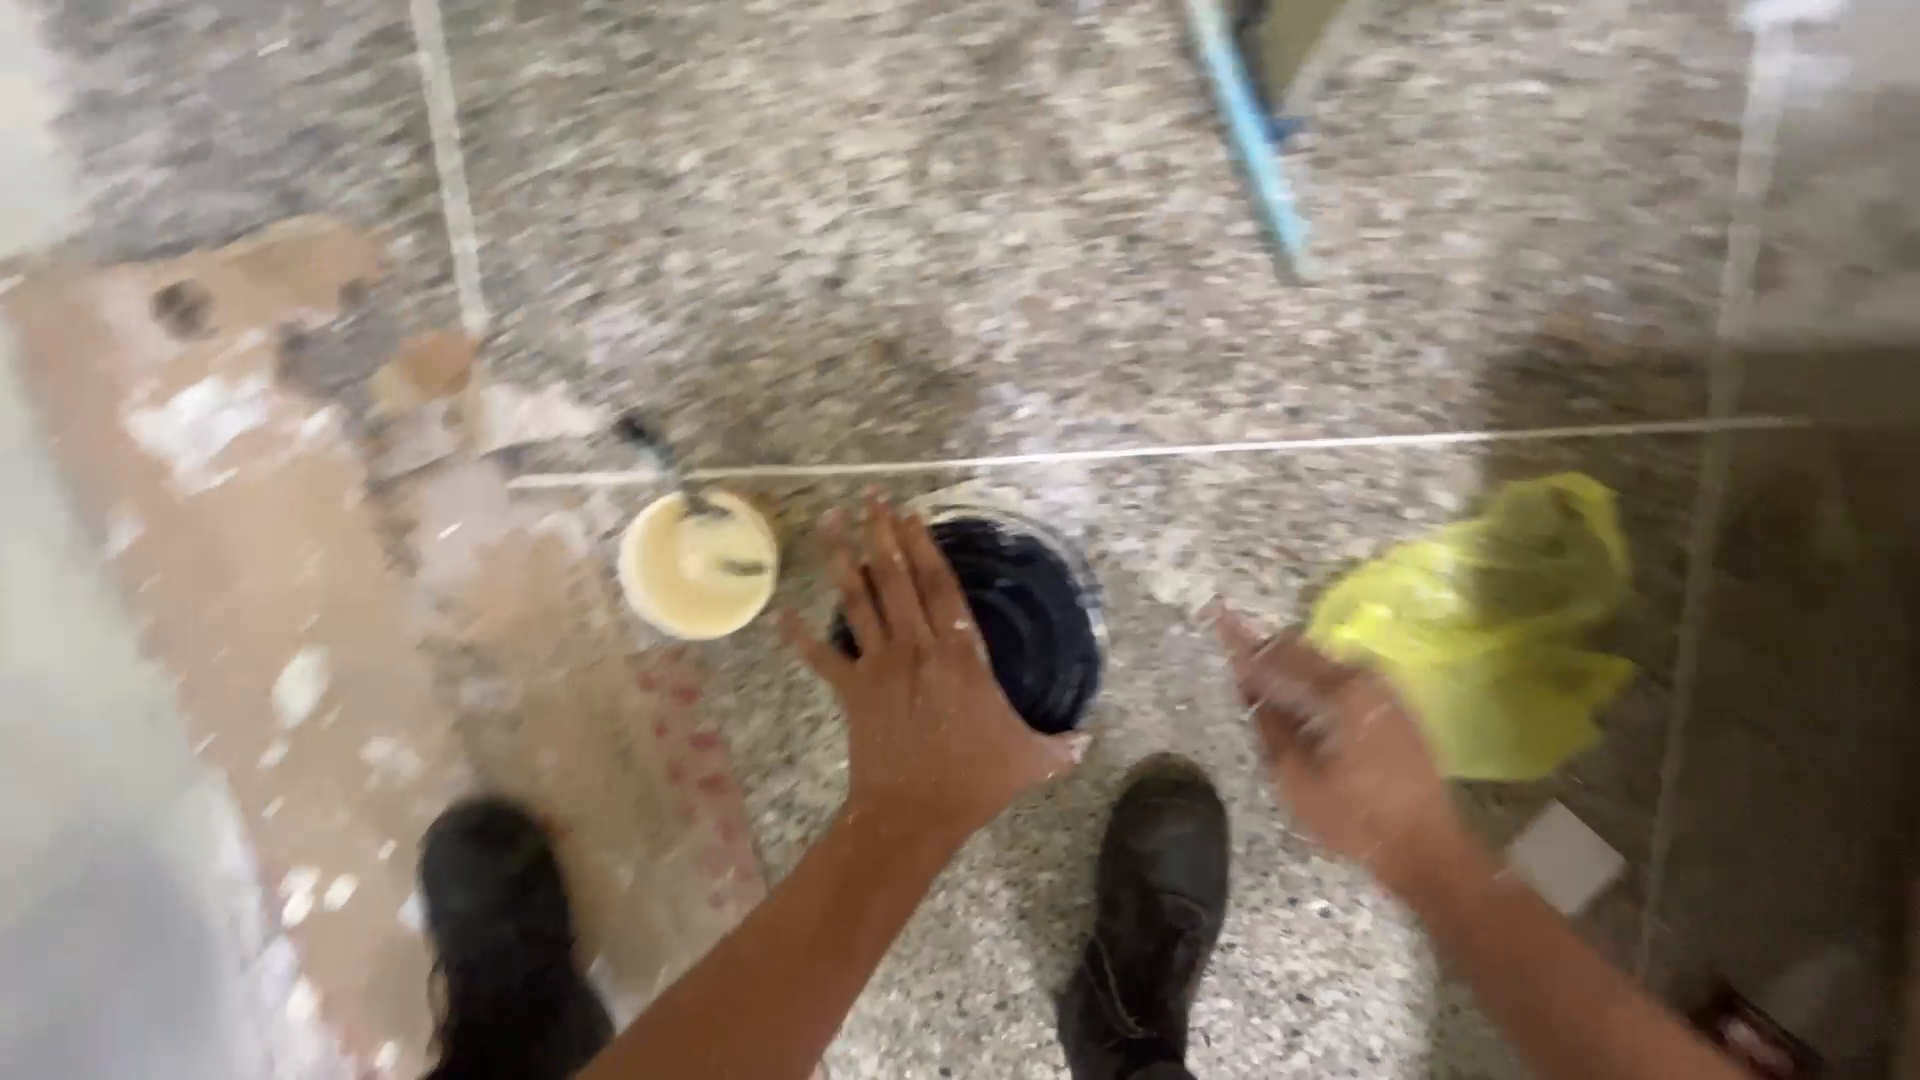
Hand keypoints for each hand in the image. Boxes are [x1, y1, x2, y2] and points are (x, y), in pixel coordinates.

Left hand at [780, 491, 1087, 845]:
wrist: (913, 814)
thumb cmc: (973, 781)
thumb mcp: (1030, 761)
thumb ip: (1060, 747)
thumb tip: (1089, 743)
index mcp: (960, 654)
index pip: (940, 586)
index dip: (924, 546)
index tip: (910, 513)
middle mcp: (916, 647)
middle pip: (894, 578)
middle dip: (880, 532)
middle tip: (868, 496)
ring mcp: (879, 666)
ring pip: (857, 601)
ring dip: (842, 559)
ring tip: (830, 521)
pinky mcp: (851, 690)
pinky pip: (821, 658)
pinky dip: (800, 636)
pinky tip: (780, 613)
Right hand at [1211, 599, 1473, 895]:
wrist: (1429, 850)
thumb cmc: (1355, 818)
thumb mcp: (1295, 778)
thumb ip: (1269, 725)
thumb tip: (1249, 689)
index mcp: (1340, 691)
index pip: (1279, 655)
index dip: (1243, 641)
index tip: (1219, 617)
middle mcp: (1366, 680)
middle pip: (1303, 651)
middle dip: (1266, 650)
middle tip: (1234, 652)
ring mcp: (1386, 693)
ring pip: (1324, 664)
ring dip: (1290, 666)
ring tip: (1259, 678)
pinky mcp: (1396, 710)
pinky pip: (1343, 680)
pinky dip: (1314, 681)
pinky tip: (1298, 700)